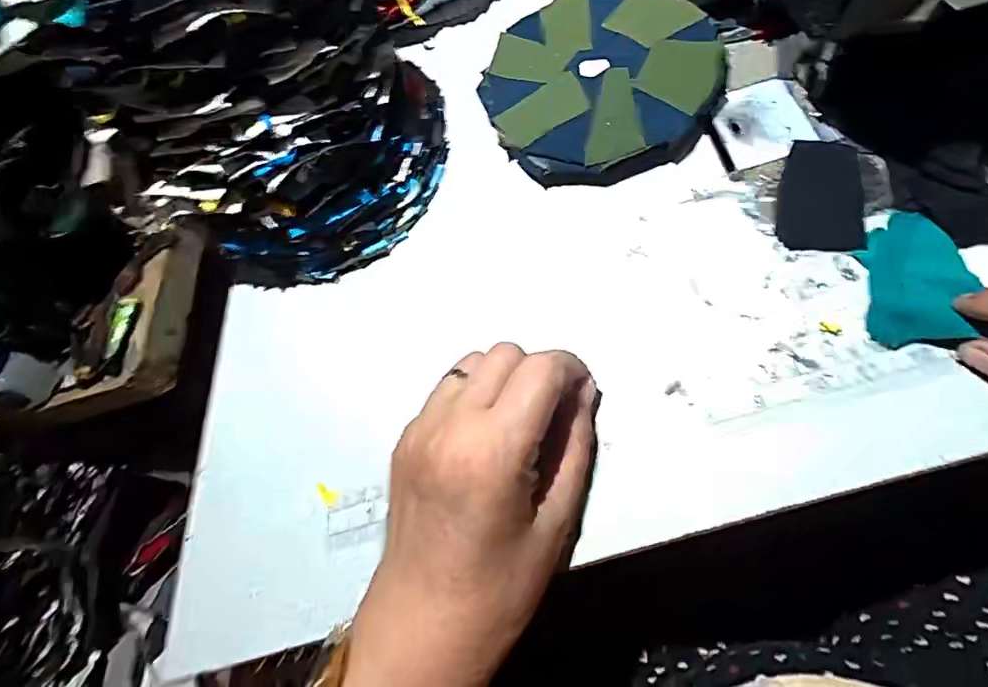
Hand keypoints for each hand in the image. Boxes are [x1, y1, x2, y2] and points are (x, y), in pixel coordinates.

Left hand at [347, 344, 596, 686]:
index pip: (543, 368)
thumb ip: (578, 444)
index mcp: (492, 450)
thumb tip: (583, 393)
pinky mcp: (404, 439)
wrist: (417, 634)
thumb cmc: (498, 589)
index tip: (583, 395)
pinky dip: (477, 392)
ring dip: (507, 378)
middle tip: (554, 413)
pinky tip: (486, 433)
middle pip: (509, 353)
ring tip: (518, 421)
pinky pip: (449, 387)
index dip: (573, 370)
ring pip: (477, 360)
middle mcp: (450, 427)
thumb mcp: (557, 520)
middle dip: (541, 373)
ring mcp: (420, 431)